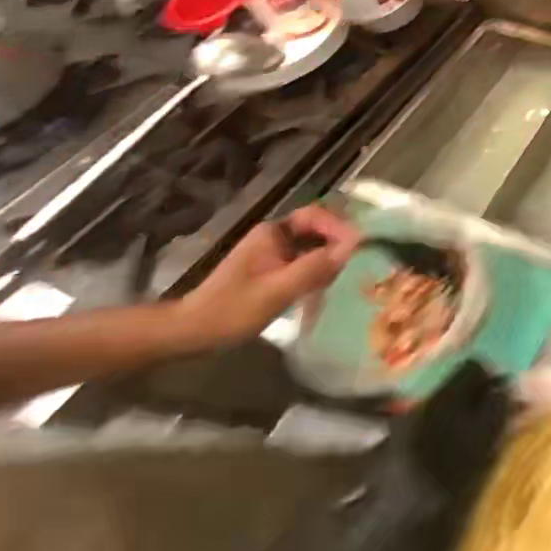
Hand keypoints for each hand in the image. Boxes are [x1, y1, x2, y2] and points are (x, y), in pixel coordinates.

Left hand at [175, 206, 359, 346]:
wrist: (189, 334)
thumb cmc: (231, 310)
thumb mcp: (277, 291)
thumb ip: (314, 268)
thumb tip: (353, 246)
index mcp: (273, 233)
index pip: (317, 216)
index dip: (340, 228)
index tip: (361, 246)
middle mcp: (274, 236)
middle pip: (316, 229)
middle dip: (338, 242)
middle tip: (360, 260)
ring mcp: (271, 253)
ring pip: (311, 246)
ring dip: (329, 257)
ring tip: (347, 275)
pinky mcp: (270, 271)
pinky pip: (302, 262)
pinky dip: (317, 270)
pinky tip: (325, 287)